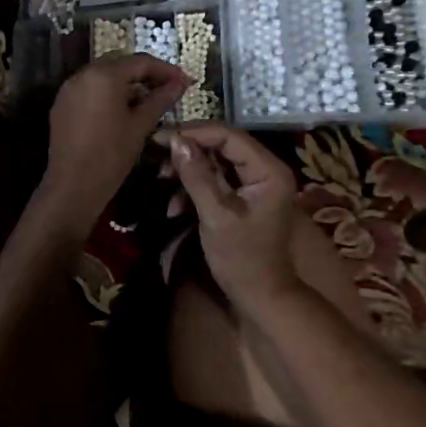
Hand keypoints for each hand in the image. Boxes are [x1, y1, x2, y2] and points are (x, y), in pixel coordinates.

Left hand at [35, 54, 186, 237]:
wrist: (73, 186)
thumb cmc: (111, 155)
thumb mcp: (140, 125)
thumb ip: (160, 99)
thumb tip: (179, 84)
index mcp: (103, 75)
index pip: (140, 62)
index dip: (166, 70)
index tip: (184, 81)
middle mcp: (81, 75)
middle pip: (119, 64)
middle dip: (144, 75)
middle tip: (166, 90)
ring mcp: (67, 91)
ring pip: (102, 77)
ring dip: (124, 84)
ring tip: (146, 102)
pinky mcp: (61, 106)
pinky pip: (88, 91)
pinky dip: (106, 95)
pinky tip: (121, 112)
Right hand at [163, 125, 302, 307]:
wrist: (258, 293)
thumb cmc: (240, 257)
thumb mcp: (215, 215)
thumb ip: (197, 176)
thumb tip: (175, 142)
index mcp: (268, 171)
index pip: (229, 136)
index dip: (194, 133)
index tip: (160, 139)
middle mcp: (266, 170)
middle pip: (222, 146)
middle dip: (188, 152)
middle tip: (156, 158)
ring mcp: (255, 183)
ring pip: (215, 162)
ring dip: (187, 170)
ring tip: (163, 181)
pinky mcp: (243, 196)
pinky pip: (215, 179)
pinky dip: (193, 187)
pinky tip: (175, 205)